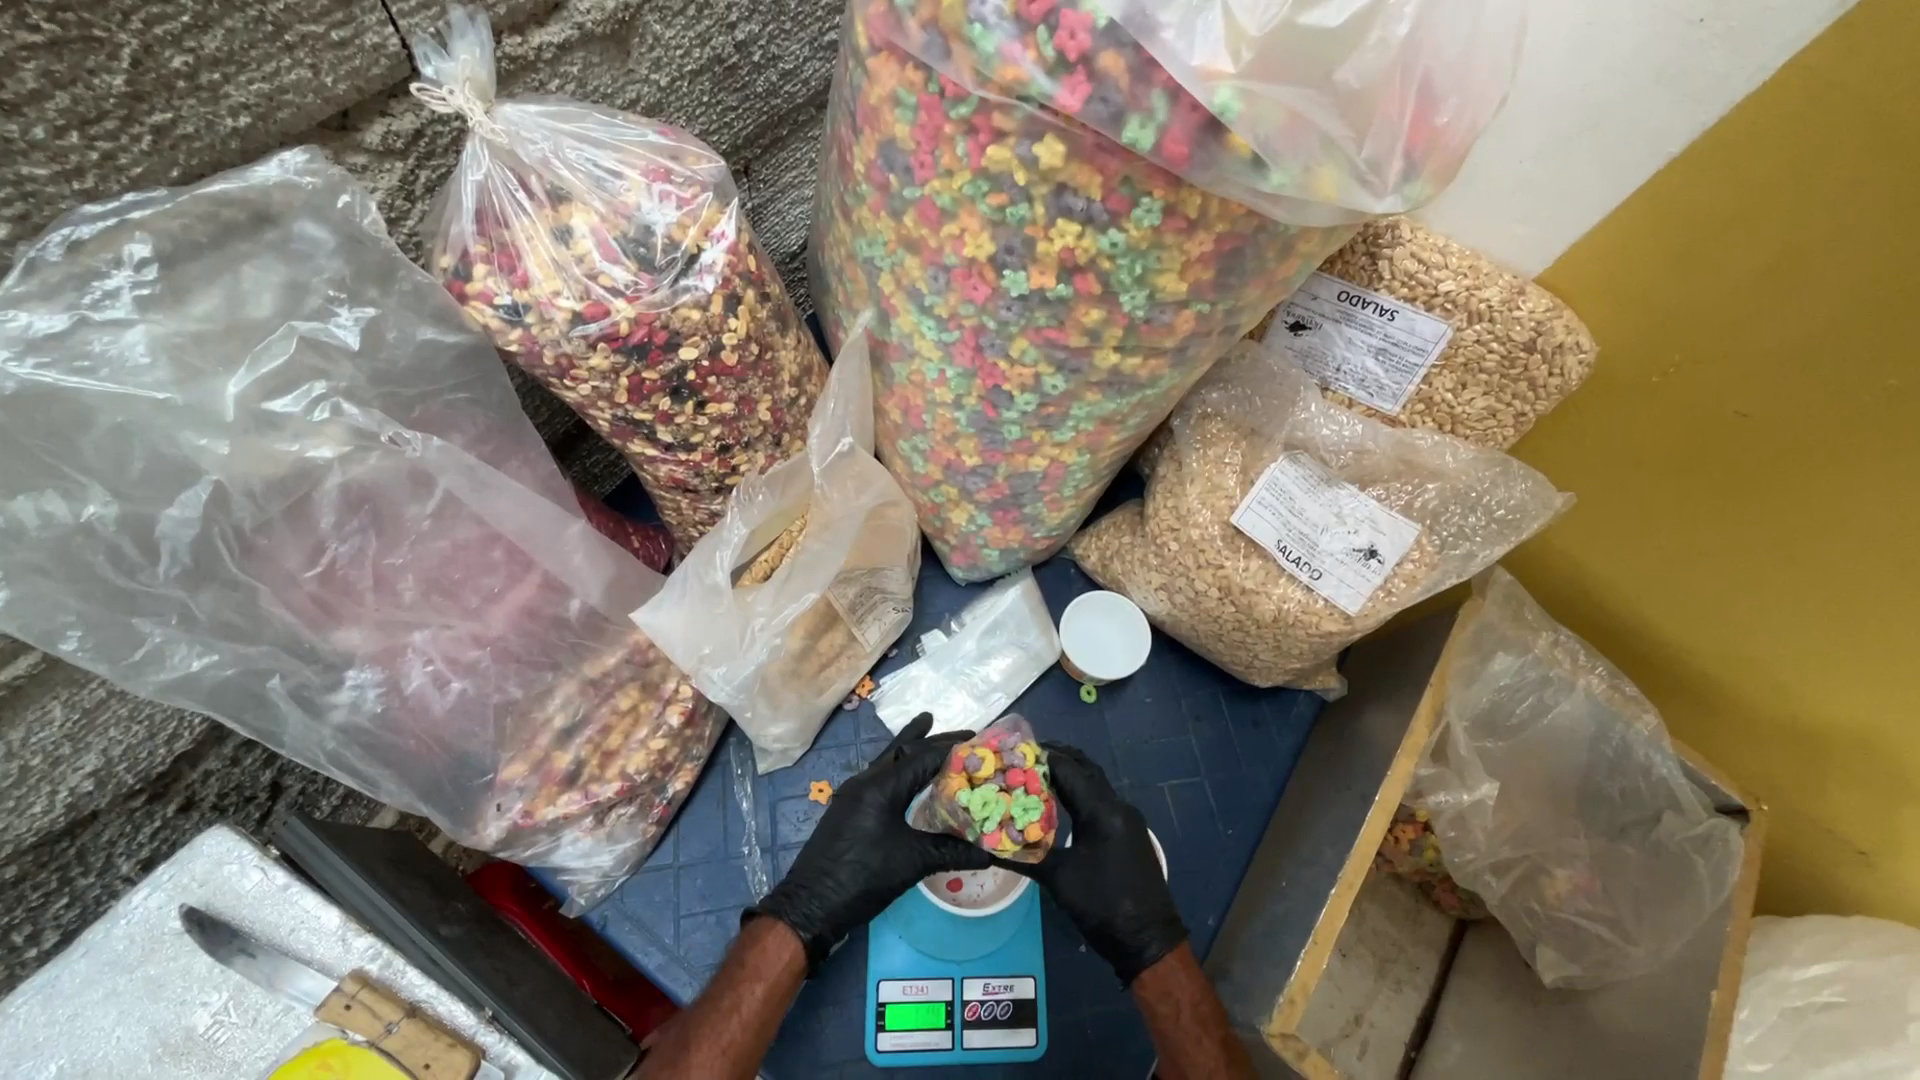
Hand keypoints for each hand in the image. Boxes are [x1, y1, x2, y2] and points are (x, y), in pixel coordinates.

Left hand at [748, 714, 992, 972]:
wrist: (810, 905)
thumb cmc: (862, 878)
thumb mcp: (913, 862)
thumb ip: (951, 851)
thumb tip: (989, 854)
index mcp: (881, 786)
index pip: (923, 756)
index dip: (952, 747)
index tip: (978, 739)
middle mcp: (865, 782)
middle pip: (903, 751)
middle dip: (931, 739)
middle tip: (962, 733)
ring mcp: (853, 795)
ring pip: (888, 762)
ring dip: (910, 749)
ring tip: (930, 732)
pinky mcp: (848, 809)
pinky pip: (879, 778)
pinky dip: (899, 771)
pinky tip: (908, 779)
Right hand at [1006, 743, 1186, 985]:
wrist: (1150, 940)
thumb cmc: (1103, 905)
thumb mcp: (1058, 880)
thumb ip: (1023, 856)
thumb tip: (986, 845)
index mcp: (1103, 811)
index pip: (1068, 769)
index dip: (1041, 757)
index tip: (1012, 752)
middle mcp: (1118, 806)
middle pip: (1085, 769)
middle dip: (1056, 758)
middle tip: (1023, 756)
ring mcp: (1126, 819)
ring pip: (1094, 784)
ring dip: (1069, 775)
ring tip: (1036, 774)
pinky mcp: (1128, 833)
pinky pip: (1101, 800)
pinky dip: (1079, 793)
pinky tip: (1059, 803)